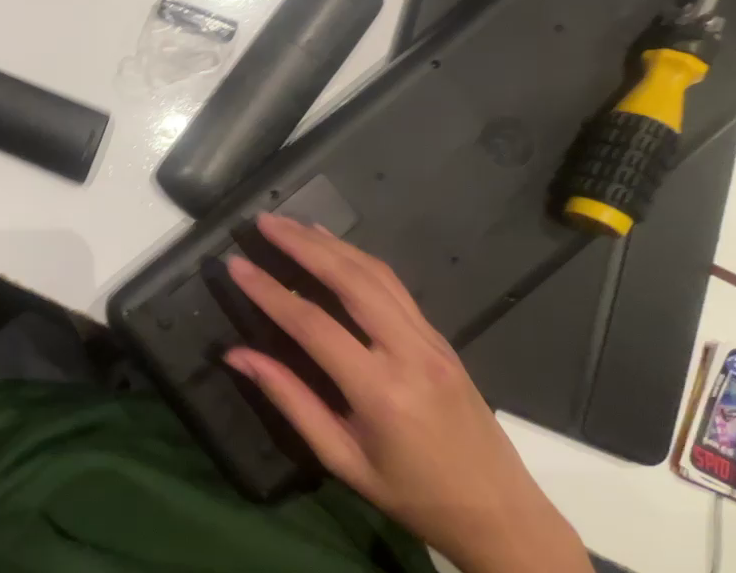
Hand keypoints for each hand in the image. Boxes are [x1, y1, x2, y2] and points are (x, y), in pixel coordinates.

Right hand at [224, 216, 587, 572]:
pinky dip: (358, 259)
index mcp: (381, 391)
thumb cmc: (412, 495)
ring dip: (330, 243)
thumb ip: (290, 401)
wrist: (500, 514)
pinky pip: (394, 286)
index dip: (270, 291)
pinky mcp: (440, 338)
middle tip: (263, 221)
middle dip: (303, 245)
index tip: (235, 264)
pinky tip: (333, 247)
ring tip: (291, 224)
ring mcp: (430, 341)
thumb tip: (237, 355)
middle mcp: (409, 354)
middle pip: (350, 280)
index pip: (313, 325)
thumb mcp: (342, 459)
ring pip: (375, 274)